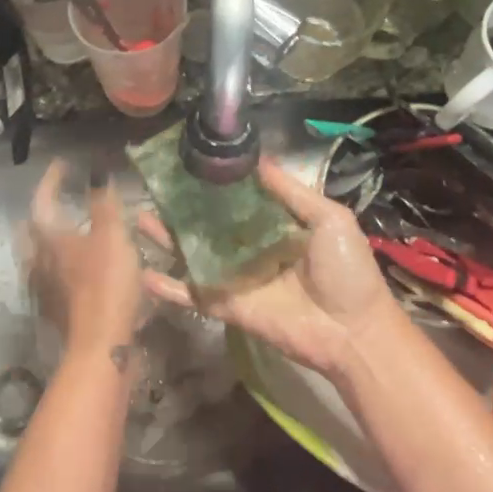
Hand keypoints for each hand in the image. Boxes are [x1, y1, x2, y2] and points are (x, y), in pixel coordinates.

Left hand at [28, 159, 144, 366]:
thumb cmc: (105, 285)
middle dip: (47, 213)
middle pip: (34, 230)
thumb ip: (104, 203)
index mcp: (48, 238)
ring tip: (75, 233)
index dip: (51, 180)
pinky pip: (57, 279)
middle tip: (61, 201)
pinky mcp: (58, 310)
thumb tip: (96, 171)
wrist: (101, 346)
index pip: (42, 200)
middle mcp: (39, 261)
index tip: (62, 165)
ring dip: (56, 241)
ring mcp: (45, 288)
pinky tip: (84, 268)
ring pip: (43, 256)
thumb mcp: (112, 237)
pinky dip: (67, 266)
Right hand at [139, 157, 401, 376]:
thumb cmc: (346, 271)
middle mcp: (251, 248)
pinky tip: (144, 274)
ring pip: (194, 255)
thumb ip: (290, 191)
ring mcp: (237, 278)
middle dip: (182, 207)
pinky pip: (194, 294)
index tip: (190, 162)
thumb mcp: (328, 219)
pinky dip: (170, 288)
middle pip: (209, 224)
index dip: (216, 182)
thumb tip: (255, 160)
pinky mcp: (228, 307)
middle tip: (155, 187)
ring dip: (168, 239)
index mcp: (276, 225)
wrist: (353, 331)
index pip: (239, 199)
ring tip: (139, 218)